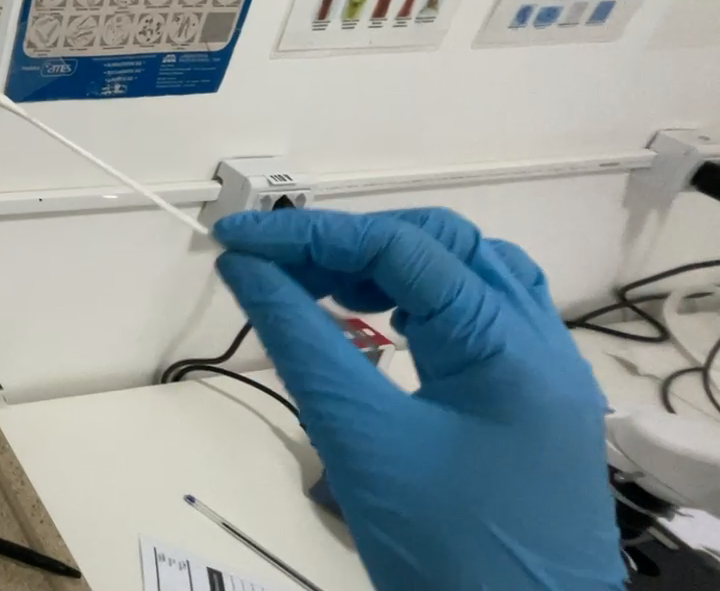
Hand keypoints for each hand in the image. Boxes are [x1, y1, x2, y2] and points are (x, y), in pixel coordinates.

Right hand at [214, 207, 622, 590]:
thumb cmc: (443, 543)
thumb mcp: (354, 431)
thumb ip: (294, 333)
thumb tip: (240, 263)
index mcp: (509, 350)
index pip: (399, 248)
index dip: (307, 232)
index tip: (234, 238)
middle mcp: (539, 344)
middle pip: (442, 243)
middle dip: (348, 239)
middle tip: (275, 261)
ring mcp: (540, 370)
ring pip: (460, 269)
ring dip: (380, 260)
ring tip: (313, 283)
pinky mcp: (522, 393)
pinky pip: (467, 308)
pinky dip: (407, 291)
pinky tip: (365, 315)